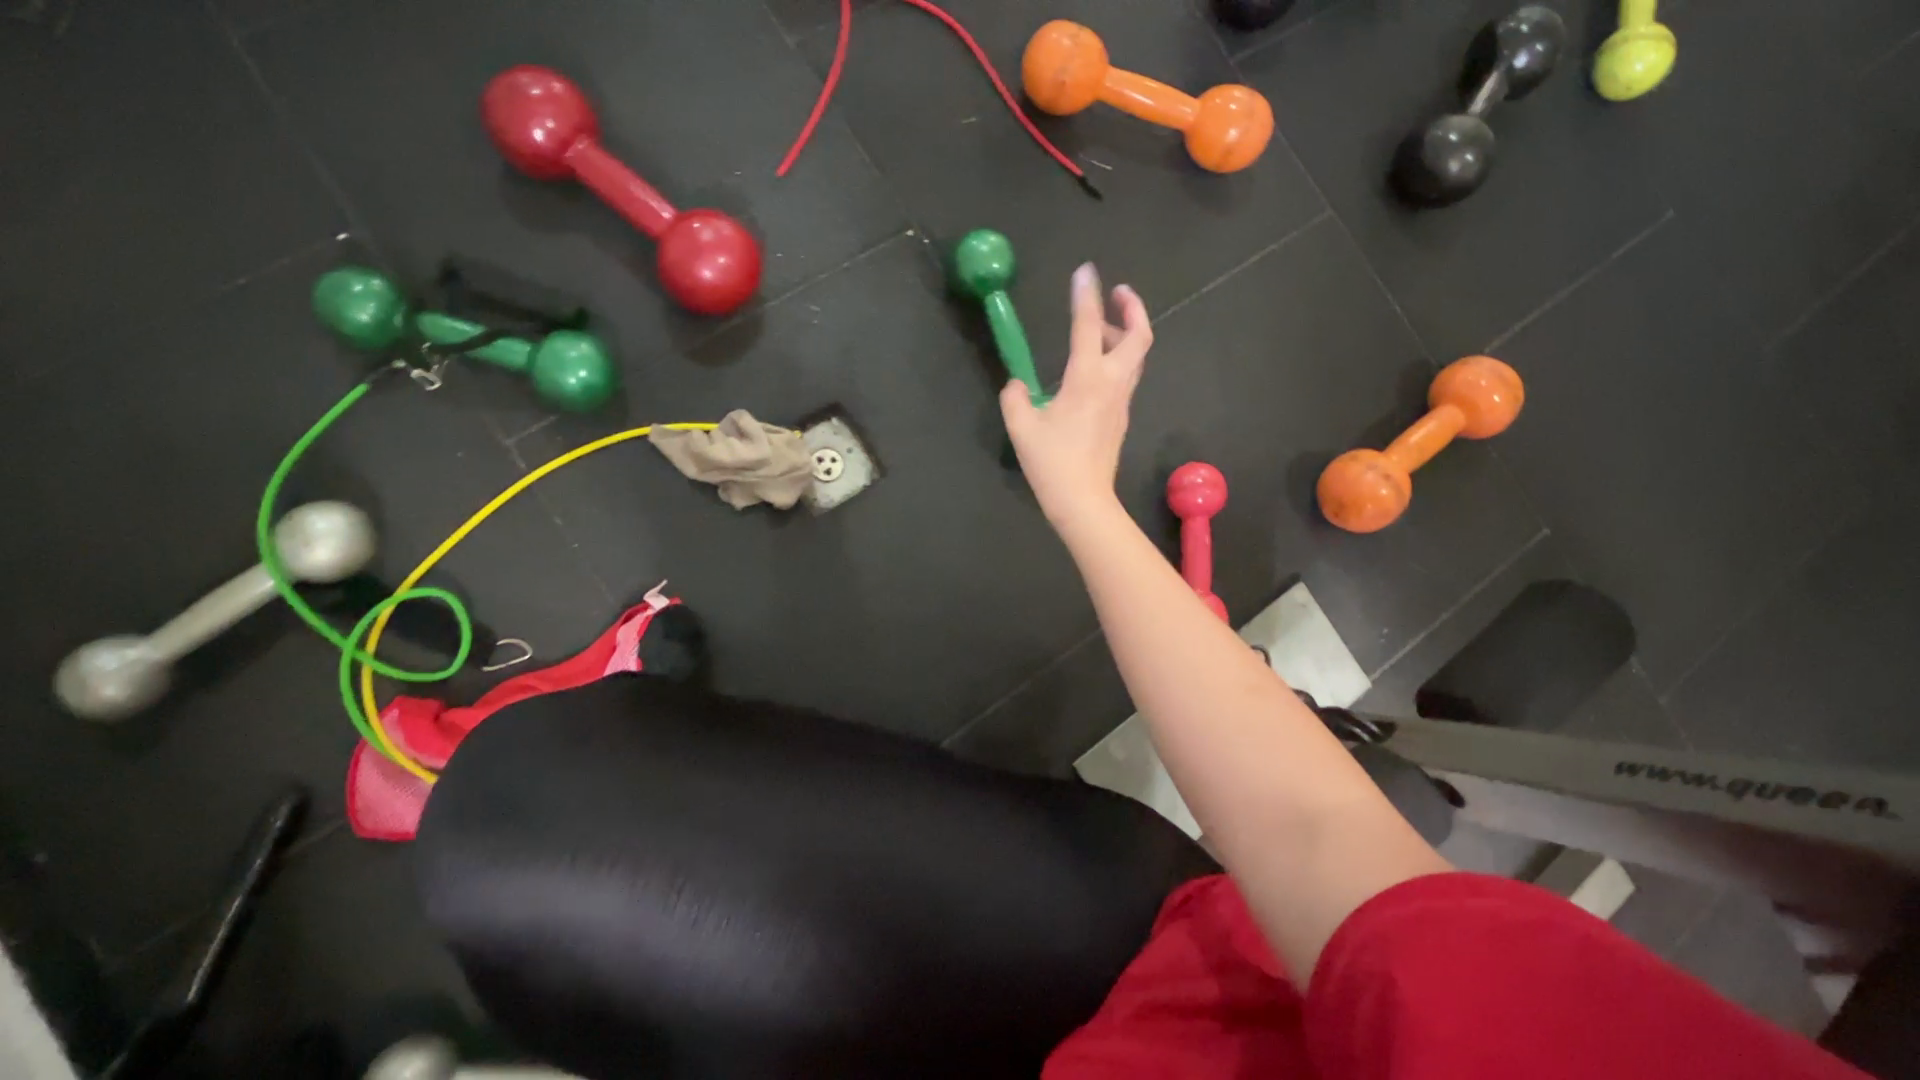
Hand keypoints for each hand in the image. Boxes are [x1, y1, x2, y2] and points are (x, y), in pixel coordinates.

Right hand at [1002, 263, 1151, 526]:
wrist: (1083, 500)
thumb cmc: (1051, 463)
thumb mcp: (1021, 427)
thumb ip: (1016, 397)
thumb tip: (1018, 385)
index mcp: (1086, 379)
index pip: (1088, 326)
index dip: (1086, 295)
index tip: (1085, 271)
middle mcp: (1111, 384)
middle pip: (1138, 336)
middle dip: (1132, 308)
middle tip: (1118, 292)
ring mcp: (1121, 401)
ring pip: (1135, 356)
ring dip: (1123, 334)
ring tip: (1099, 329)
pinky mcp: (1121, 417)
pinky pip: (1125, 376)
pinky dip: (1116, 358)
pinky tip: (1093, 367)